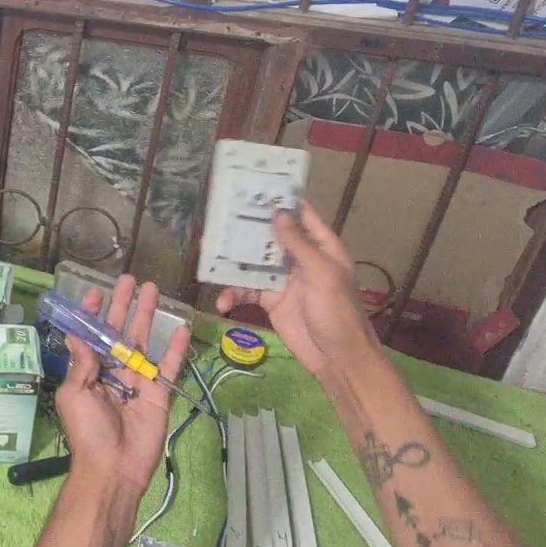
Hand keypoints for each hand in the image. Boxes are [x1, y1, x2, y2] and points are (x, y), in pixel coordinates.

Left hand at [53, 276, 192, 498]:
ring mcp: (138, 380)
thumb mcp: (75, 395)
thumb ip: (81, 363)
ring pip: (143, 341)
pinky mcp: (159, 394)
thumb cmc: (88, 431)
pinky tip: (182, 327)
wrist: (113, 468)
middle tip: (130, 279)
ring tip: (153, 289)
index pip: (93, 335)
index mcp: (91, 370)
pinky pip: (169, 367)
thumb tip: (77, 333)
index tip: (96, 292)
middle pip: (120, 331)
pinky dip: (175, 348)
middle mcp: (114, 371)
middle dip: (124, 305)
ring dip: (148, 316)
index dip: (93, 313)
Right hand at [214, 201, 378, 378]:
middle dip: (246, 228)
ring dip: (232, 263)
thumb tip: (278, 214)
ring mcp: (283, 279)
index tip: (256, 186)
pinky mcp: (270, 300)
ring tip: (208, 260)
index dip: (282, 200)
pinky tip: (222, 303)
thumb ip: (299, 245)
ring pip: (252, 261)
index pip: (301, 215)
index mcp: (320, 248)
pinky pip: (246, 290)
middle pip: (270, 235)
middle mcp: (300, 259)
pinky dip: (232, 294)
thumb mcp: (322, 275)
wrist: (338, 360)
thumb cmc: (337, 313)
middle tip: (219, 217)